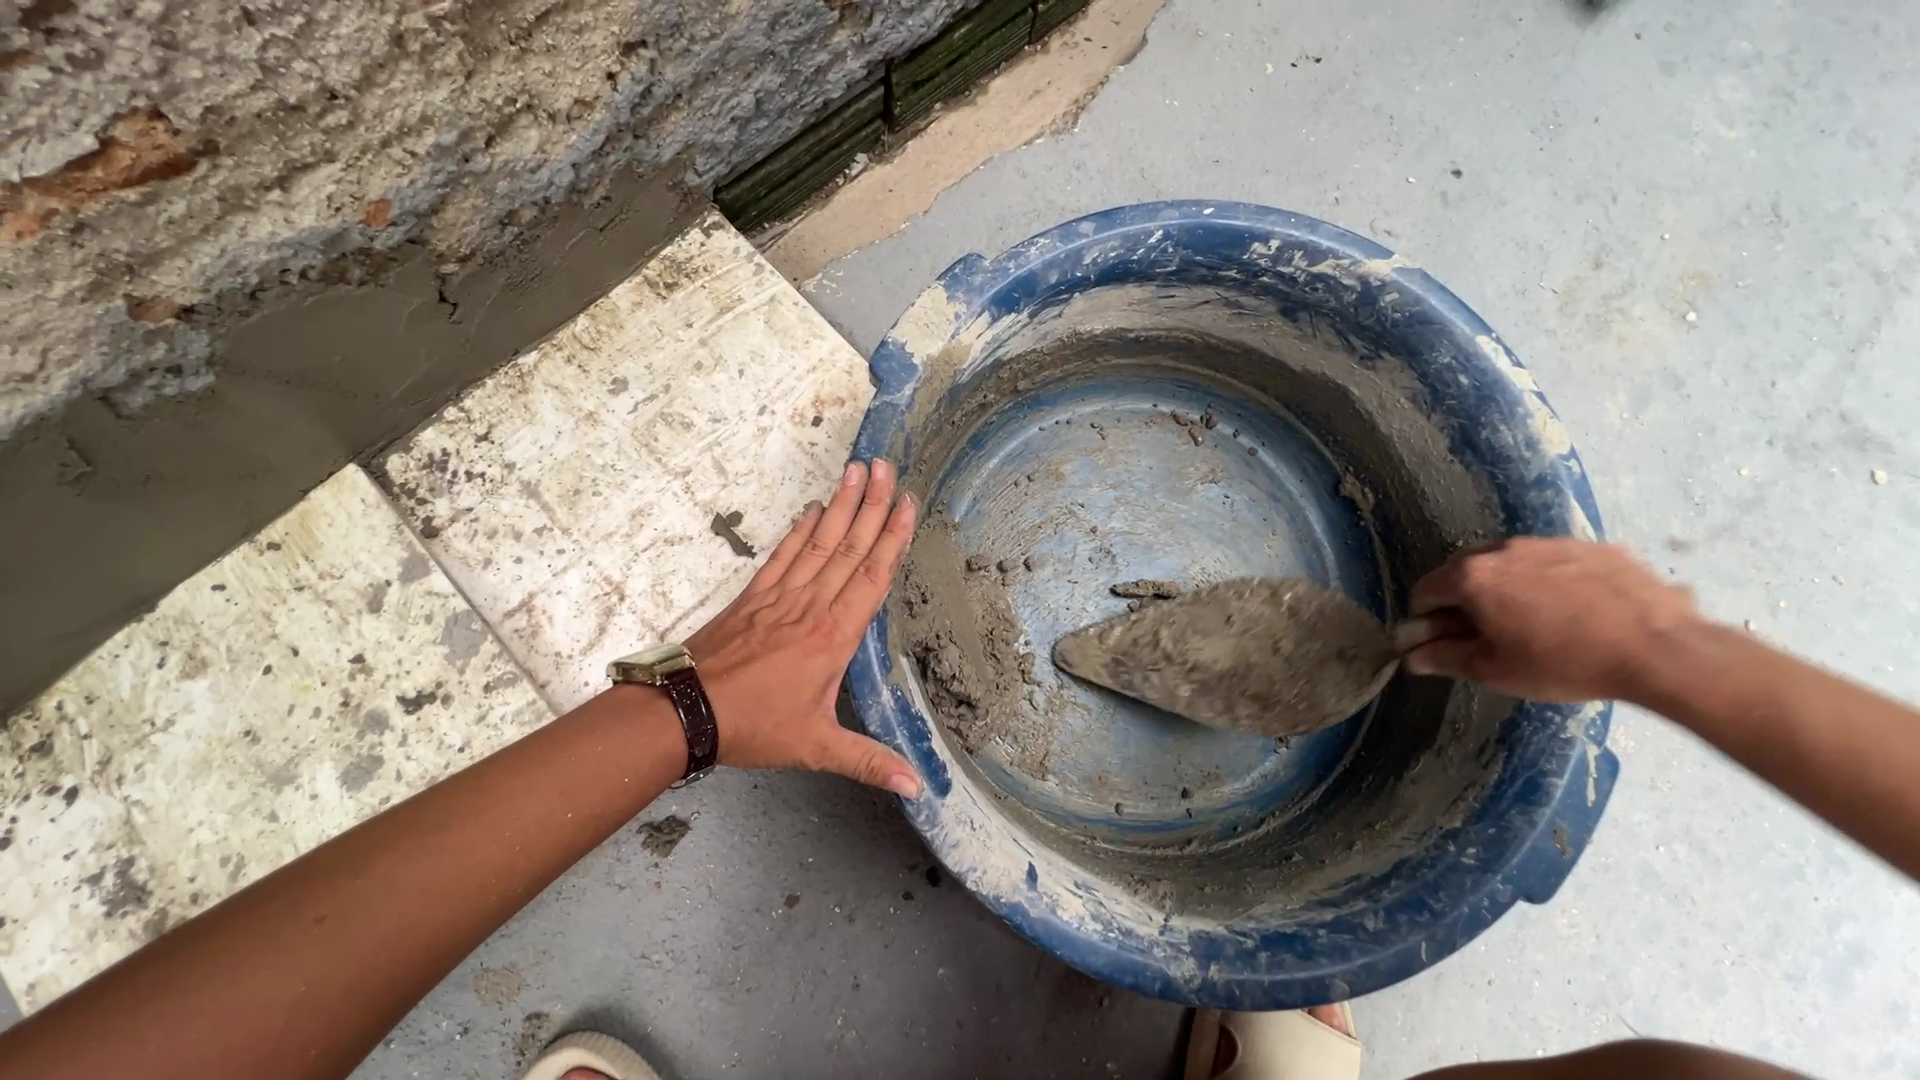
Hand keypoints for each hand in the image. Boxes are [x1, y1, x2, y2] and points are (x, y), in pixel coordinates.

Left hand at [684, 459, 921, 797]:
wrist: (684, 710)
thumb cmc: (753, 726)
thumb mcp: (816, 748)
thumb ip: (868, 761)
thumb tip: (919, 788)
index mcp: (834, 636)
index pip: (872, 576)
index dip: (891, 537)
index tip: (905, 502)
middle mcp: (811, 606)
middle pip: (848, 547)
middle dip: (870, 504)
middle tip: (885, 466)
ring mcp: (780, 596)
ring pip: (818, 542)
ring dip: (840, 505)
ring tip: (856, 469)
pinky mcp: (754, 596)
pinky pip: (783, 554)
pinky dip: (799, 529)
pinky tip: (812, 508)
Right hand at [1402, 537, 1702, 702]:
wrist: (1662, 650)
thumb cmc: (1564, 663)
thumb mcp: (1495, 671)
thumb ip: (1445, 658)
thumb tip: (1412, 657)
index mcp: (1471, 577)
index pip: (1425, 590)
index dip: (1426, 618)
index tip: (1443, 640)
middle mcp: (1503, 549)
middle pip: (1464, 570)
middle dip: (1465, 597)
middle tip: (1487, 631)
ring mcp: (1551, 543)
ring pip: (1511, 562)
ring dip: (1508, 586)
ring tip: (1536, 621)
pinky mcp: (1594, 546)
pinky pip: (1555, 561)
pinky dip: (1551, 581)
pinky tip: (1577, 611)